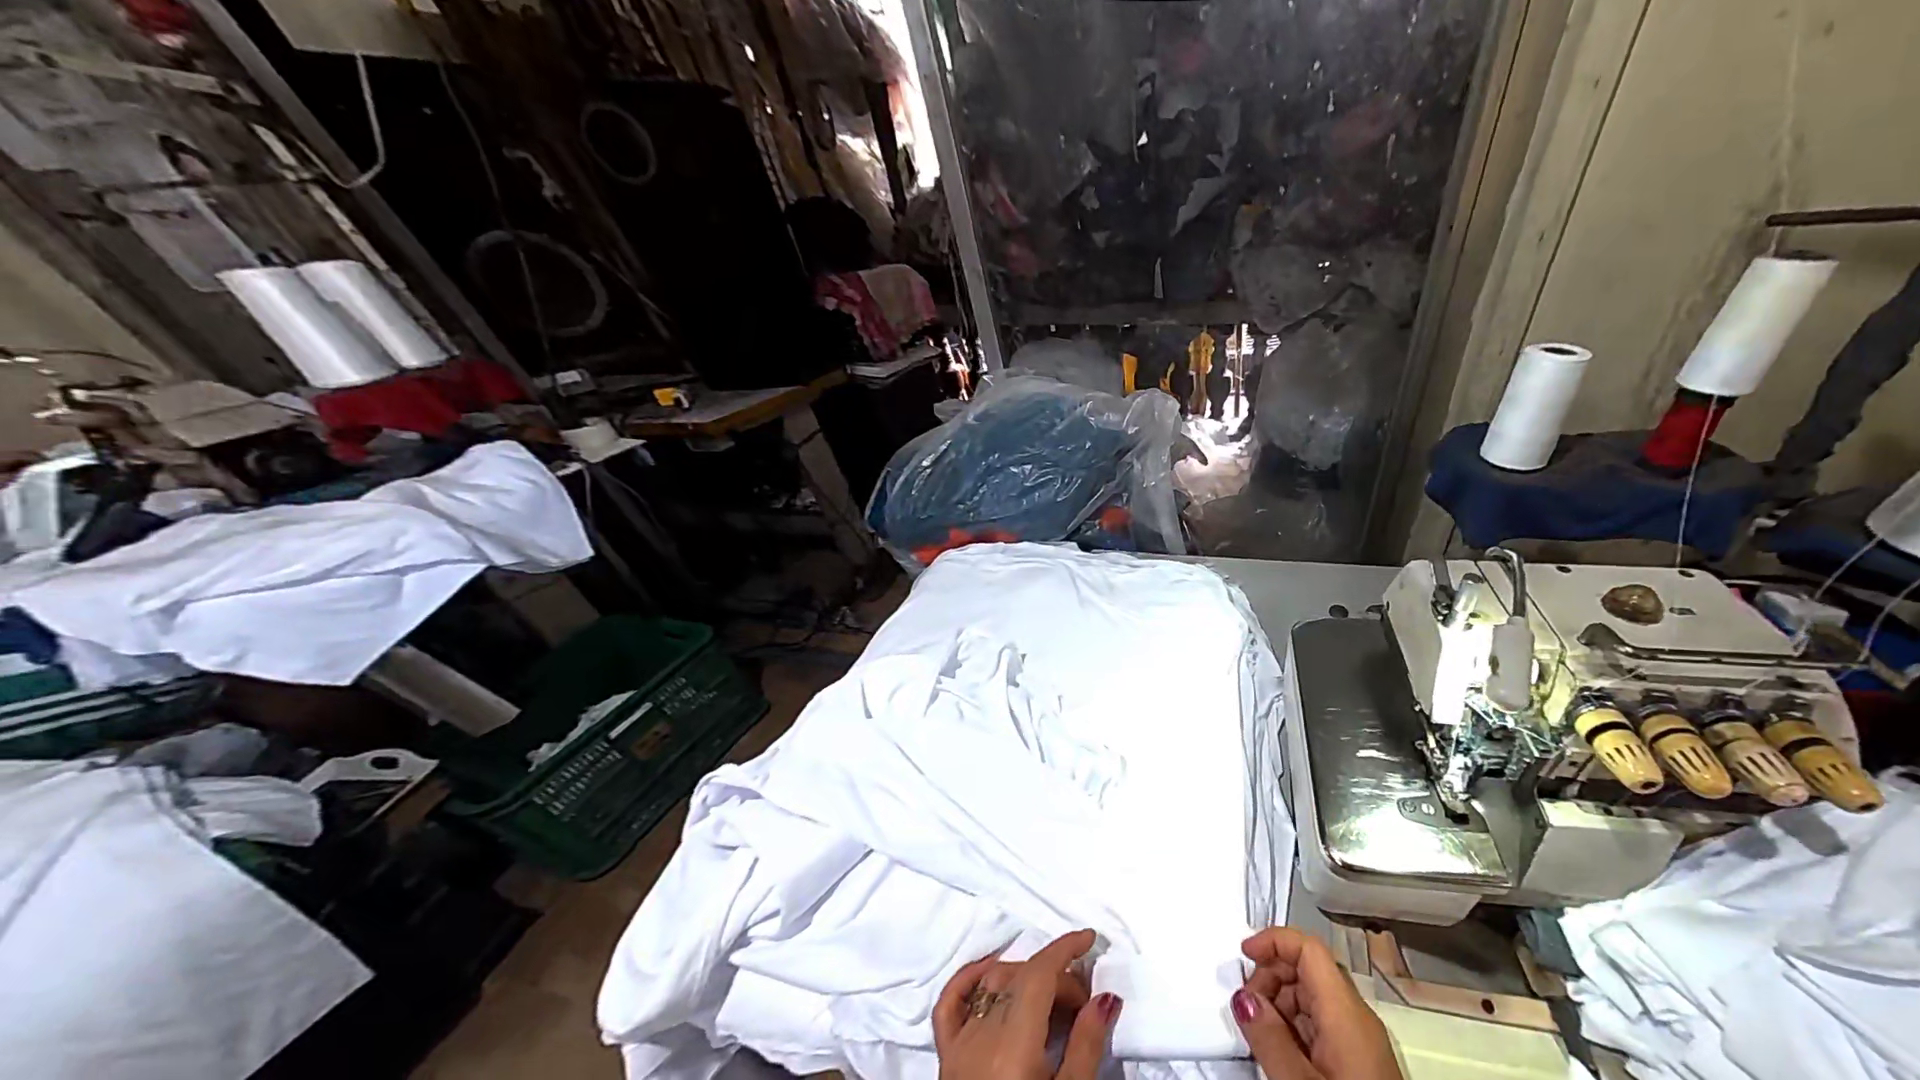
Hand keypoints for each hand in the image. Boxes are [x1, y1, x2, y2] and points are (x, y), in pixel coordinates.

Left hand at [934, 929, 1122, 1079]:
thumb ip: (1086, 1046)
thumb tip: (1105, 997)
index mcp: (1013, 1042)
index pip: (1038, 974)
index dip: (1064, 949)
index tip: (1088, 938)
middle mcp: (982, 1032)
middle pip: (1021, 979)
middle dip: (1056, 978)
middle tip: (1085, 1004)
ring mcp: (959, 1042)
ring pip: (993, 985)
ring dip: (1025, 980)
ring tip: (1056, 1004)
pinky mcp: (946, 1054)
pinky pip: (952, 1003)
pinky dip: (968, 980)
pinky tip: (988, 972)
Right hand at [1231, 928, 1402, 1079]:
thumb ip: (1268, 1037)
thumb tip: (1244, 998)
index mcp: (1346, 1014)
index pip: (1309, 949)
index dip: (1273, 941)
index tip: (1243, 955)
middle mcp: (1357, 1019)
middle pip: (1308, 969)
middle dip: (1271, 975)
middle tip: (1248, 1006)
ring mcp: (1361, 1041)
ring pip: (1312, 996)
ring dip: (1279, 1002)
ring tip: (1261, 1035)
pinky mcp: (1359, 1061)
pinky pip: (1320, 1022)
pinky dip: (1293, 1024)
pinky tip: (1281, 1052)